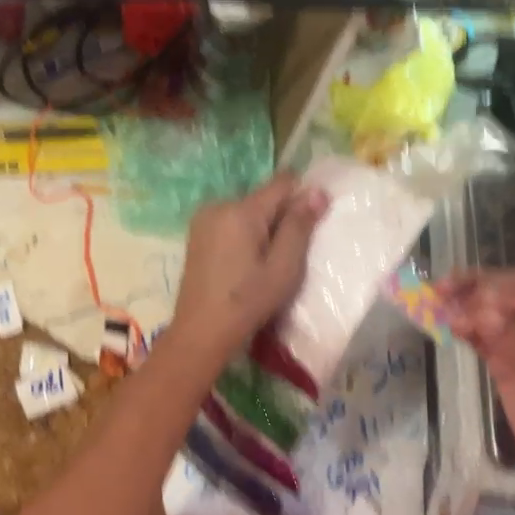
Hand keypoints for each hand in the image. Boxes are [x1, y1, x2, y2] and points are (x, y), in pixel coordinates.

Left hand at [168, 175, 328, 360]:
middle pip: (262, 197)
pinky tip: (245, 264)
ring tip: (264, 263)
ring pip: (246, 210)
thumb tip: (317, 190)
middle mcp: (218, 205)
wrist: (201, 330)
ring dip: (261, 227)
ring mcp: (203, 219)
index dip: (301, 197)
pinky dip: (243, 234)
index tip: (310, 224)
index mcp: (240, 210)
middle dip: (280, 216)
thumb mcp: (284, 267)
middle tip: (286, 255)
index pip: (281, 184)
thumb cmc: (248, 301)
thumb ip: (299, 226)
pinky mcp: (196, 234)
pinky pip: (229, 222)